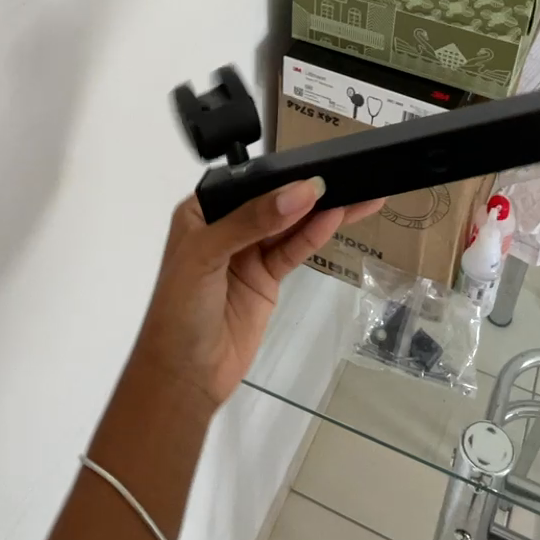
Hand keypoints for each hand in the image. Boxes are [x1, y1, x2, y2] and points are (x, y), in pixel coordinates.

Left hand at [129, 179, 385, 410]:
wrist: (185, 378)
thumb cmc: (180, 309)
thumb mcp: (207, 255)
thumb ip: (252, 220)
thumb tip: (302, 192)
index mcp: (201, 212)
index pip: (246, 184)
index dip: (279, 173)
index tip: (316, 162)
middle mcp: (225, 228)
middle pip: (273, 203)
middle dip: (306, 190)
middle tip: (348, 174)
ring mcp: (248, 254)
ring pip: (290, 225)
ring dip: (321, 211)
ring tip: (359, 193)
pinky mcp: (267, 279)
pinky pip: (294, 250)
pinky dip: (315, 235)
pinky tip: (338, 218)